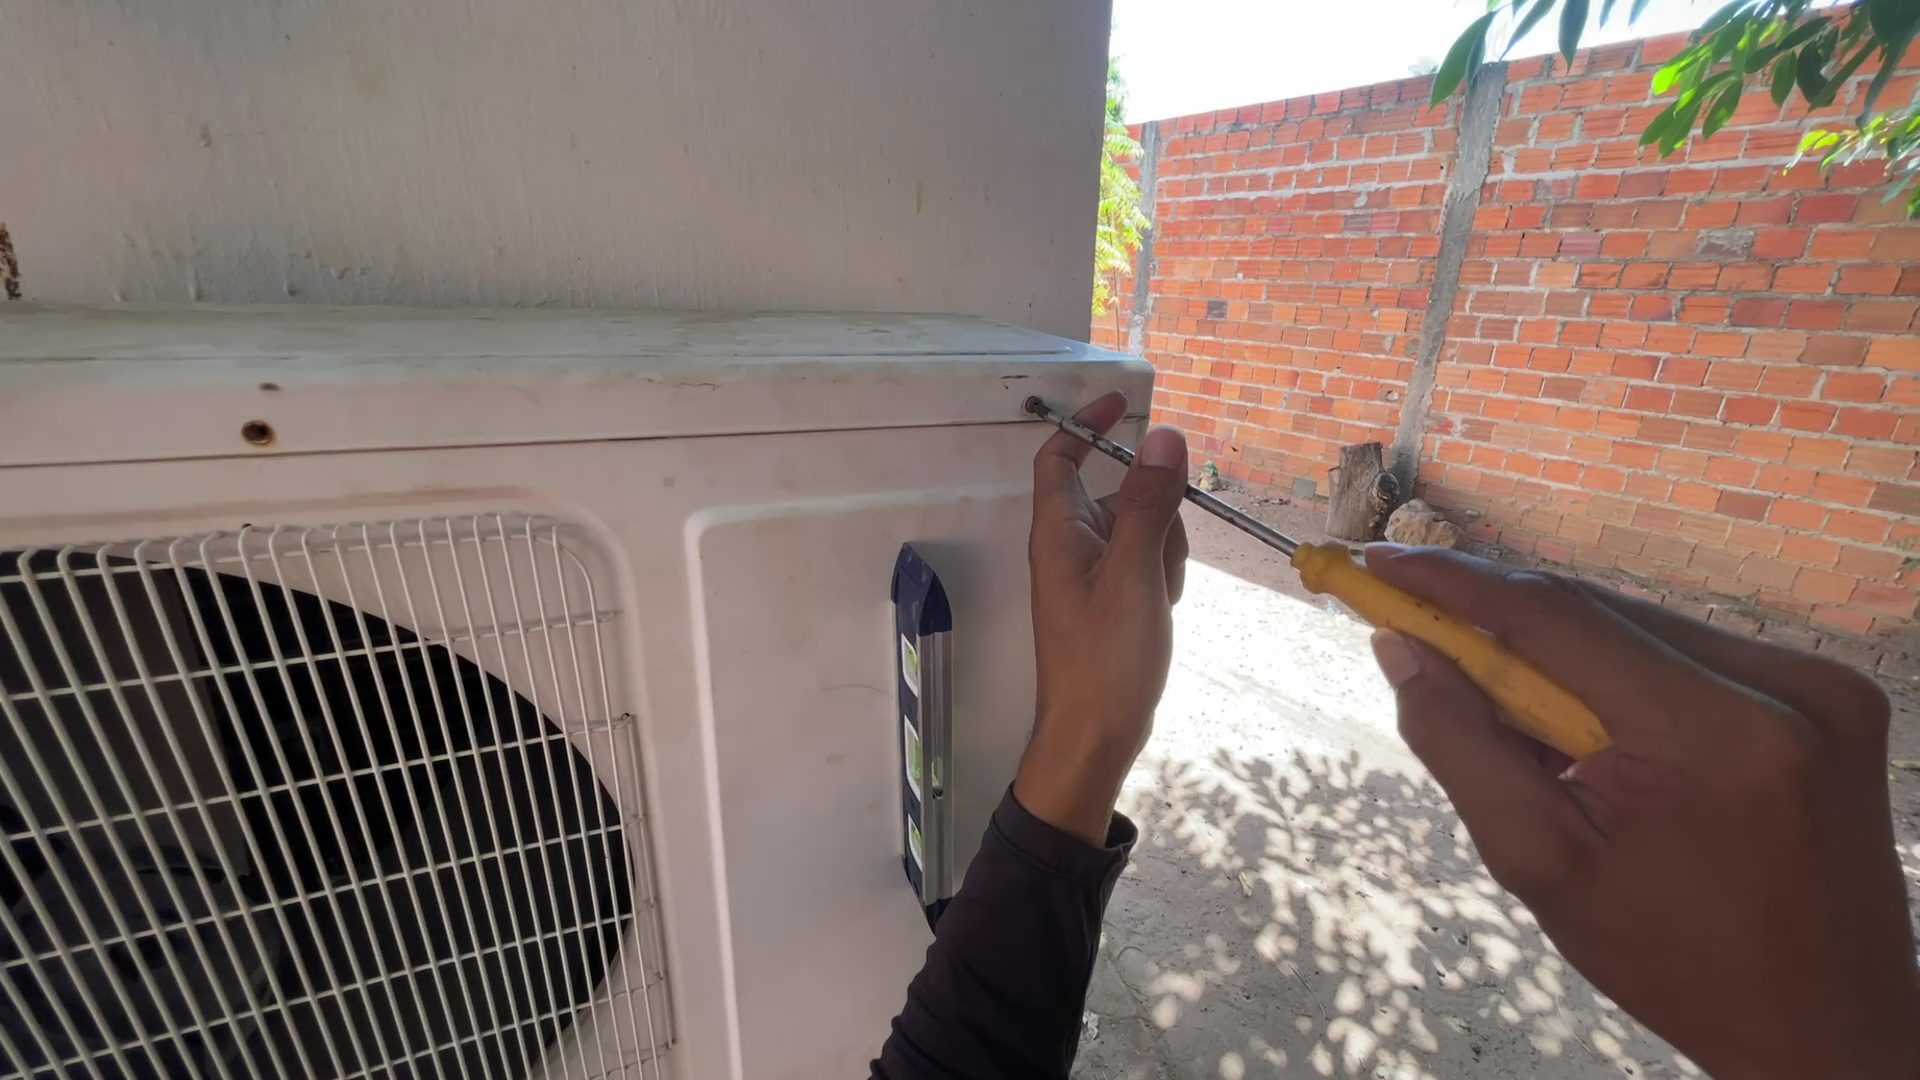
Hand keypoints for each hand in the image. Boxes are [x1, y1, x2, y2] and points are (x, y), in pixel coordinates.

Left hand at [1015, 392, 1189, 844]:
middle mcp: (1068, 545)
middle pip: (1116, 494)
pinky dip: (1159, 577)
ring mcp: (1090, 572)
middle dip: (1152, 516)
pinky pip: (1142, 563)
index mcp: (1058, 531)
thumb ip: (1147, 505)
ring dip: (1162, 552)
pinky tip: (1160, 611)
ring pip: (1139, 529)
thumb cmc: (1107, 657)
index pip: (1058, 459)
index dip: (1086, 426)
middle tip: (1159, 563)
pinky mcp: (1109, 597)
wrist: (1096, 733)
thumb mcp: (1135, 574)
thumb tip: (1164, 436)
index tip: (1124, 403)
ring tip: (1158, 597)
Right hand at [1366, 545, 1919, 1078]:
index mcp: (1714, 732)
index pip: (1549, 616)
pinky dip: (1587, 666)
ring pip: (1616, 622)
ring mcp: (1810, 682)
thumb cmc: (1668, 955)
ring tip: (1492, 706)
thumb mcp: (1529, 855)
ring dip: (1533, 645)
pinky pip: (1658, 648)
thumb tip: (1395, 646)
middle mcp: (1781, 683)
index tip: (1376, 559)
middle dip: (1480, 612)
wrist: (1830, 1030)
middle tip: (1402, 619)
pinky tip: (1564, 722)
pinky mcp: (1813, 692)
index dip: (1449, 579)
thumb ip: (1453, 738)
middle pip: (1582, 611)